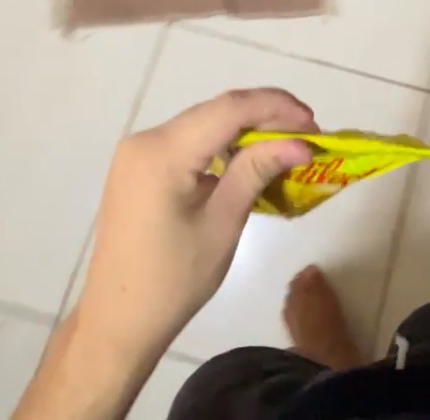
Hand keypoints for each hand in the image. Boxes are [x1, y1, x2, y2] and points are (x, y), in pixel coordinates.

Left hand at [74, 88, 317, 363]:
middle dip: (265, 115)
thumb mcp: (222, 224)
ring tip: (286, 143)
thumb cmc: (172, 280)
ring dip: (246, 127)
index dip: (275, 107)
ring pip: (204, 121)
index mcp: (162, 153)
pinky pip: (189, 139)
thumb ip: (257, 171)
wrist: (117, 322)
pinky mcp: (139, 165)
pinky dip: (223, 142)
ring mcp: (138, 151)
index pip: (229, 108)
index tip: (313, 123)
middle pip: (216, 110)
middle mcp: (146, 139)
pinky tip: (249, 156)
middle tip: (307, 134)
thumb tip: (301, 143)